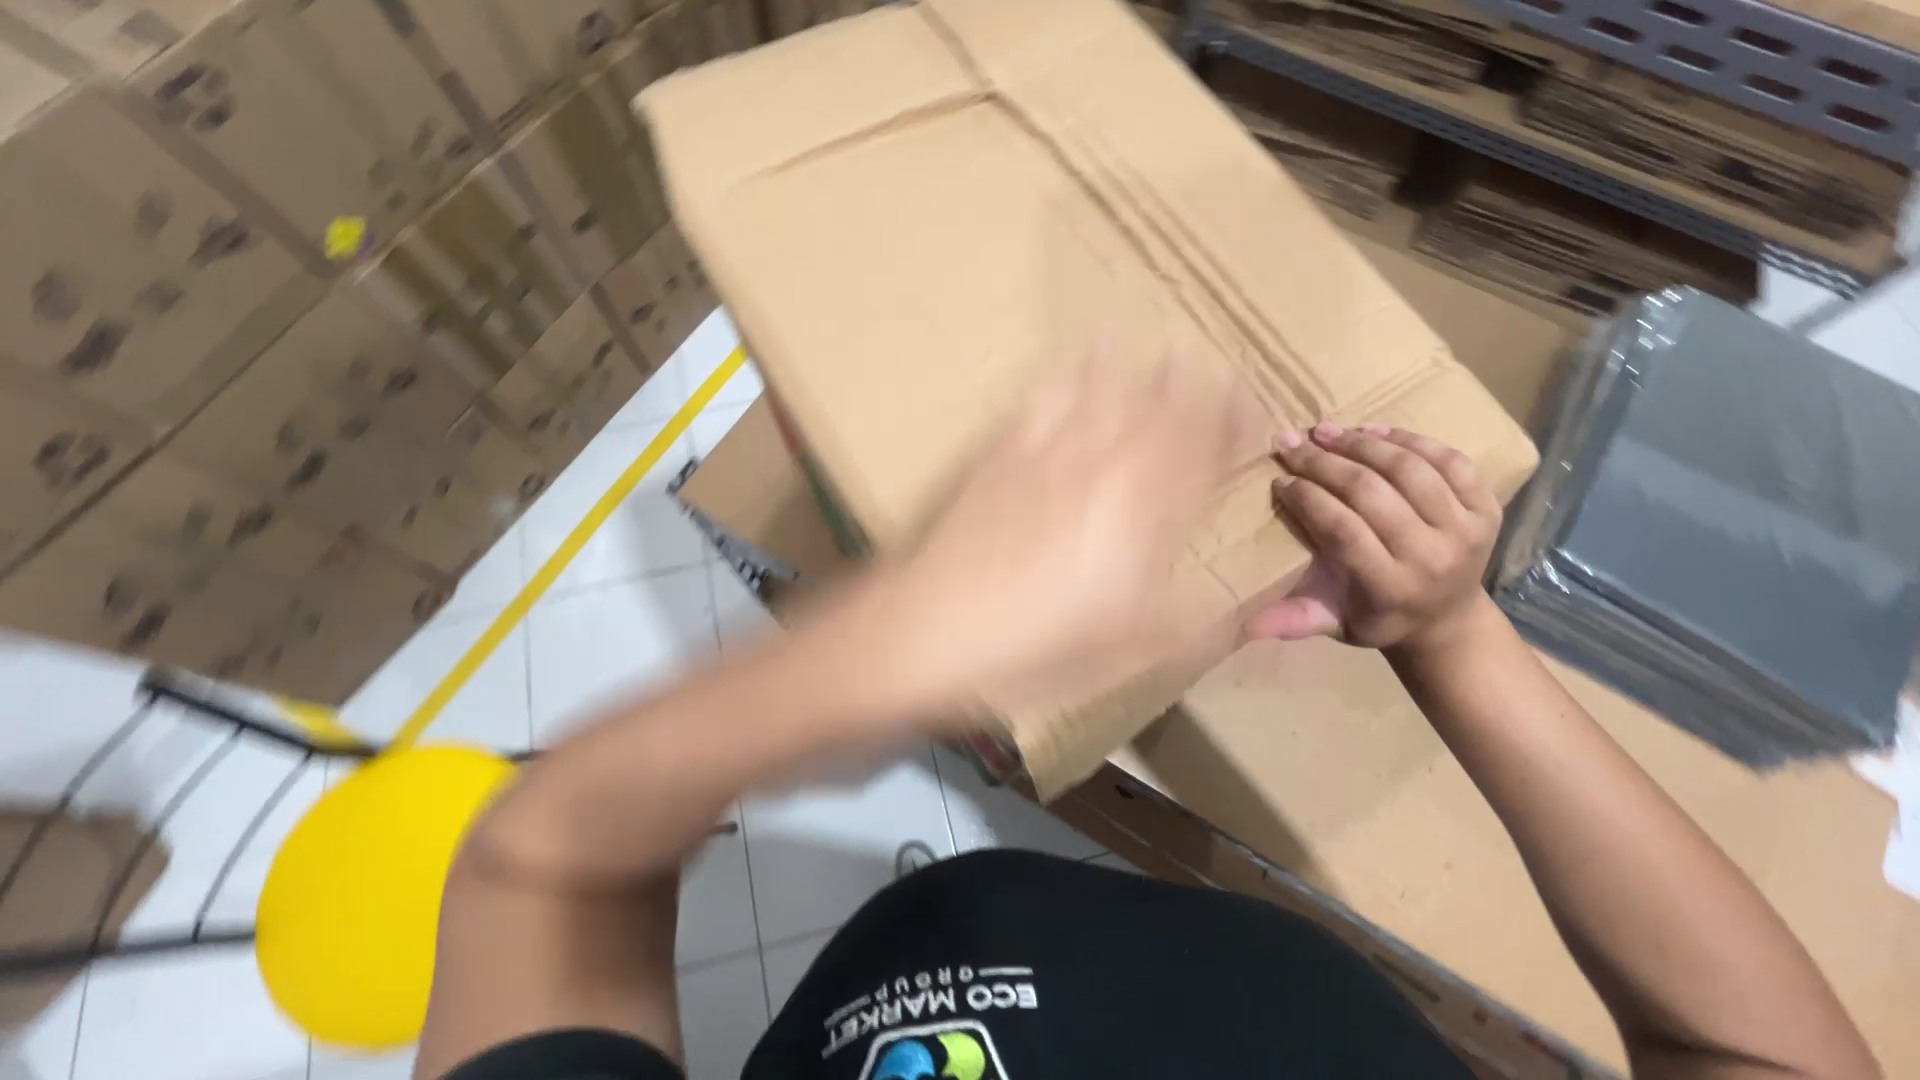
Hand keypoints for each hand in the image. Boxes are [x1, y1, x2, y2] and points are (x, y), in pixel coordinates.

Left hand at [849, 349, 1261, 717]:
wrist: (928, 626)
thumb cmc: (1031, 649)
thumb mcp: (1124, 649)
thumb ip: (1187, 618)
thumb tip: (1231, 605)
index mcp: (1145, 518)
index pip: (1205, 458)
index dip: (1234, 430)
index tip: (1254, 413)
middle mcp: (1105, 472)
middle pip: (1162, 415)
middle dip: (1196, 391)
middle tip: (1215, 372)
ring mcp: (1049, 454)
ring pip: (1107, 396)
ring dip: (1139, 371)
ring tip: (1159, 349)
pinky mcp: (1001, 452)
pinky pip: (1044, 400)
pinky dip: (1069, 375)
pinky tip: (1076, 363)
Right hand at [1248, 422, 1499, 654]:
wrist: (1448, 621)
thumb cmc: (1378, 618)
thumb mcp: (1334, 625)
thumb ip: (1295, 620)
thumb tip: (1249, 624)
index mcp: (1390, 587)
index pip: (1343, 529)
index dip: (1308, 498)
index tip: (1280, 479)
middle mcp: (1432, 557)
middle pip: (1372, 492)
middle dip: (1324, 462)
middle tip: (1291, 443)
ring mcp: (1466, 529)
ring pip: (1409, 469)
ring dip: (1362, 443)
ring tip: (1326, 432)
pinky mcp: (1488, 508)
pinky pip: (1450, 461)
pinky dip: (1410, 440)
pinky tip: (1374, 430)